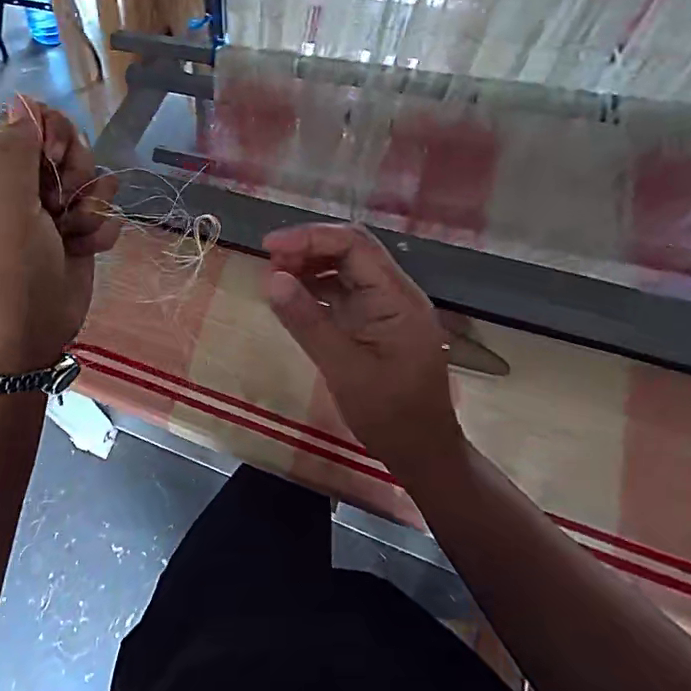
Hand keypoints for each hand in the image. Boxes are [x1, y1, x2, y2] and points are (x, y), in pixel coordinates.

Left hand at [0, 96, 118, 375]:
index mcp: (4, 174)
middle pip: (71, 145)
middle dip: (77, 171)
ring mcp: (59, 210)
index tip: (55, 157)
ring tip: (72, 232)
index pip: (34, 122)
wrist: (33, 333)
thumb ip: (17, 154)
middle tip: (62, 200)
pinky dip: (100, 231)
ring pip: (95, 179)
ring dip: (91, 206)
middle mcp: (32, 185)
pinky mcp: (83, 232)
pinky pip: (107, 211)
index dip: (53, 132)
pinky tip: (86, 250)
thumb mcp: (10, 209)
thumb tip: (21, 102)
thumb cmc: (14, 271)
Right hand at [261, 224, 462, 473]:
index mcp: (397, 298)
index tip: (269, 246)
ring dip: (309, 266)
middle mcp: (395, 294)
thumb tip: (271, 278)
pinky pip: (344, 292)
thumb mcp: (343, 369)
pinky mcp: (375, 323)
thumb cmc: (389, 415)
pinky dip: (316, 288)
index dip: (309, 238)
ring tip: (273, 277)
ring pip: (346, 268)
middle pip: (351, 250)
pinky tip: (291, 297)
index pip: (354, 245)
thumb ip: (307, 321)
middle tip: (267, 262)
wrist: (423, 453)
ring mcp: (386, 308)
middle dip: (307, 248)